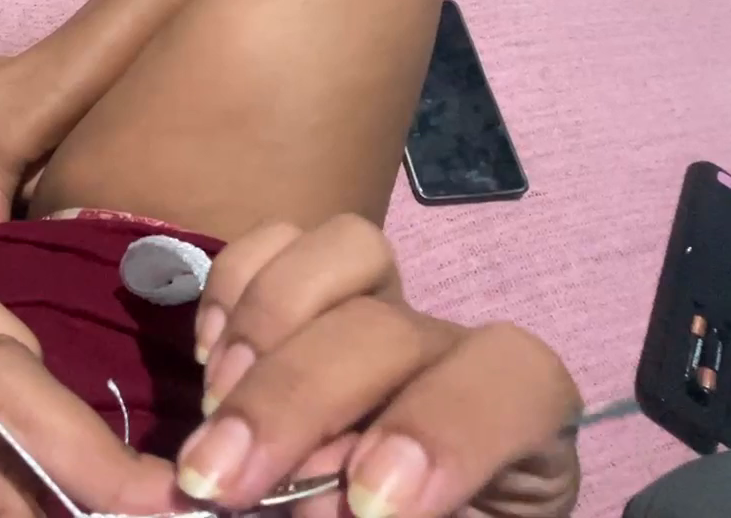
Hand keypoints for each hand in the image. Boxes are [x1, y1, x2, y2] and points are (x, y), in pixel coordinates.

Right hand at [183, 216, 580, 517]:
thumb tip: (316, 504)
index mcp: (519, 427)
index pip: (518, 376)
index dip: (445, 427)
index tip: (367, 502)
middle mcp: (446, 347)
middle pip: (386, 327)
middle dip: (294, 399)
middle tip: (223, 476)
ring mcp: (376, 302)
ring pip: (349, 247)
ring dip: (264, 324)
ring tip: (215, 401)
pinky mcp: (307, 285)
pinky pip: (275, 239)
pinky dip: (232, 288)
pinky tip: (211, 356)